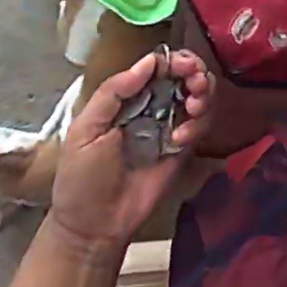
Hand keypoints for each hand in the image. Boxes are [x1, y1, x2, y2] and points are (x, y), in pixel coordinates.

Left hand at [45, 49, 213, 253]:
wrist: (94, 226)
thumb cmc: (82, 178)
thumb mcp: (86, 130)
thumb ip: (114, 92)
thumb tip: (150, 60)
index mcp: (128, 97)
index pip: (158, 66)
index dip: (174, 60)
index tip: (184, 65)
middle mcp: (154, 105)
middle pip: (185, 74)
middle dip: (196, 71)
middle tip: (197, 82)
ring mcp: (171, 125)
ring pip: (200, 95)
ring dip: (203, 94)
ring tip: (194, 108)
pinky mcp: (184, 148)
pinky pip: (202, 124)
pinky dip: (199, 124)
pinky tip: (181, 138)